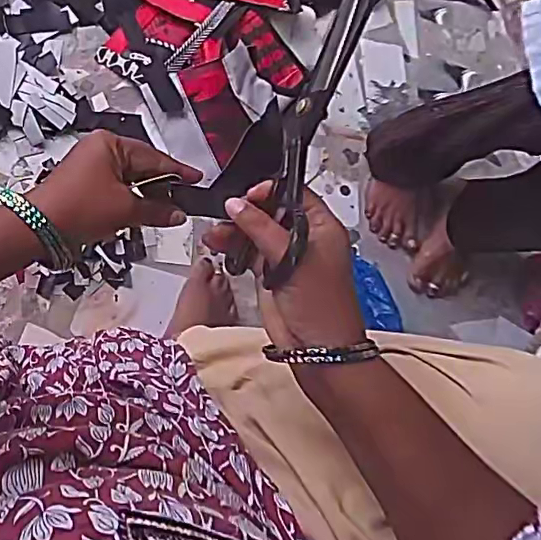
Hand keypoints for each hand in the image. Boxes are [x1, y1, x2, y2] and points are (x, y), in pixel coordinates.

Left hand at [25, 131, 200, 245]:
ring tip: (157, 214)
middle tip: (178, 204)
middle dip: (159, 188)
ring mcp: (88, 167)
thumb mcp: (125, 209)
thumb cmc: (71, 208)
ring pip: (127, 181)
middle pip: (141, 167)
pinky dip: (125, 202)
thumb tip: (174, 212)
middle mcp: (97, 150)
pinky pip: (113, 189)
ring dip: (142, 198)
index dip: (178, 172)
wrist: (39, 228)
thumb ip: (157, 210)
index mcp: (108, 144)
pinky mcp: (81, 185)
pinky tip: (133, 216)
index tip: (195, 178)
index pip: (154, 157)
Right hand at [203, 180, 366, 350]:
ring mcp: (284, 256)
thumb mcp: (293, 258)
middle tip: (228, 213)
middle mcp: (304, 239)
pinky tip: (218, 243)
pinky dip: (231, 246)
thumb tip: (238, 205)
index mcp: (322, 229)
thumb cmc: (324, 307)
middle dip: (246, 211)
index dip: (271, 191)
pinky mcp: (268, 272)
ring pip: (254, 230)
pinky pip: (246, 250)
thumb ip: (262, 228)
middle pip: (270, 212)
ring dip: (233, 229)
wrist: (316, 348)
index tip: (248, 194)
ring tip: (217, 232)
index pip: (295, 196)